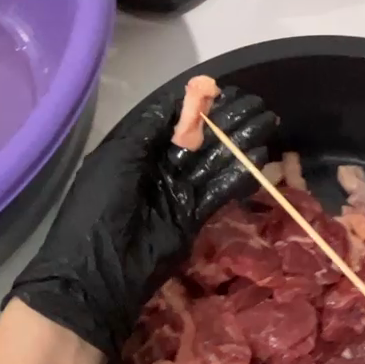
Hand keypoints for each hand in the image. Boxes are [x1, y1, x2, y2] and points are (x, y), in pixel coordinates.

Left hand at [6, 82, 277, 359]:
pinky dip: (238, 175)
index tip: (226, 90)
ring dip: (240, 142)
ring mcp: (177, 191)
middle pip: (200, 137)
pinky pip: (219, 190)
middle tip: (258, 105)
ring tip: (267, 123)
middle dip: (228, 120)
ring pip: (214, 160)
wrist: (97, 272)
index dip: (200, 104)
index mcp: (137, 149)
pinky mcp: (192, 216)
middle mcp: (160, 166)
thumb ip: (150, 128)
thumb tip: (178, 100)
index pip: (175, 119)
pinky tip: (259, 157)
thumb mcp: (118, 157)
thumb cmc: (100, 205)